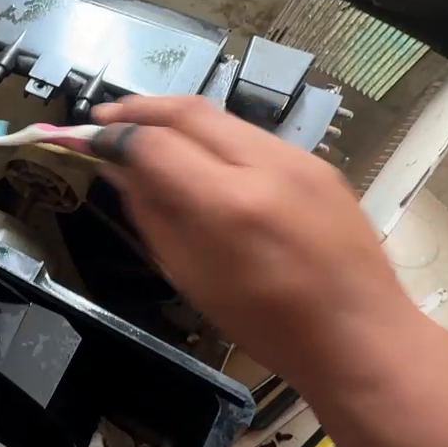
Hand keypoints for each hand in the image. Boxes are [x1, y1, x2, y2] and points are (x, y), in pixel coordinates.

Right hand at [91, 96, 414, 388]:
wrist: (363, 338)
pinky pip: (248, 135)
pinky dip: (208, 134)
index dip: (111, 137)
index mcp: (231, 205)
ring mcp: (299, 160)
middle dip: (136, 108)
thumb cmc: (266, 323)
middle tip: (100, 117)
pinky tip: (190, 151)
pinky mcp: (318, 163)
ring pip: (219, 116)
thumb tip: (117, 169)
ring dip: (171, 115)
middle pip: (187, 111)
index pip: (154, 144)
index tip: (84, 141)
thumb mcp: (189, 273)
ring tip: (138, 126)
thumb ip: (150, 212)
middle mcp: (267, 167)